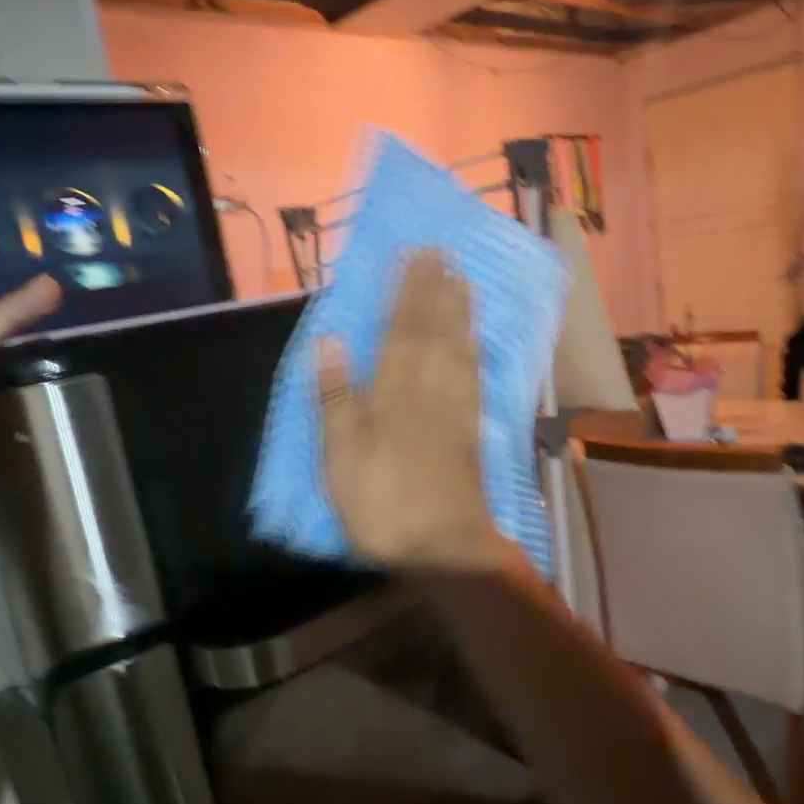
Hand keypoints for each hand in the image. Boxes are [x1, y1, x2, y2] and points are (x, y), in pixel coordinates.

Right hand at [316, 251, 514, 570]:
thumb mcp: (341, 458)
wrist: (444, 550)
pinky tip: (474, 341)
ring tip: (461, 280)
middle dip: (436, 290)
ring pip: (458, 349)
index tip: (413, 256)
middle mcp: (430, 390)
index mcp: (393, 393)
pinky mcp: (472, 431)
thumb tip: (329, 341)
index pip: (400, 330)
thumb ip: (336, 398)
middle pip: (434, 331)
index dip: (406, 292)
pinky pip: (474, 377)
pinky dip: (473, 350)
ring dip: (459, 312)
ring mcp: (456, 410)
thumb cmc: (381, 506)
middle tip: (441, 253)